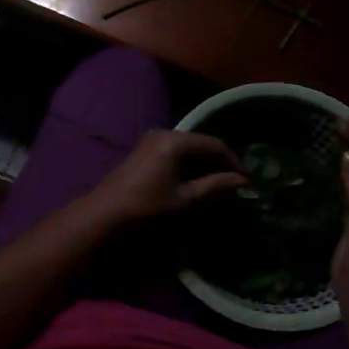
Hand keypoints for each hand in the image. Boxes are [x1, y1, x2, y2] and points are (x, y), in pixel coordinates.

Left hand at [82, 129, 247, 226]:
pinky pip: (175, 152)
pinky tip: (194, 182)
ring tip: (218, 185)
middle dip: (219, 163)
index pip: (215, 144)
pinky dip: (189, 165)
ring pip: (188, 149)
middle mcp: (164, 133)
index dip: (234, 162)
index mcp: (176, 141)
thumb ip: (216, 187)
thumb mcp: (185, 199)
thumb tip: (243, 181)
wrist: (103, 216)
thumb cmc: (146, 207)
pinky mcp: (143, 151)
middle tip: (234, 183)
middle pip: (202, 143)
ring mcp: (151, 141)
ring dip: (204, 165)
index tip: (246, 180)